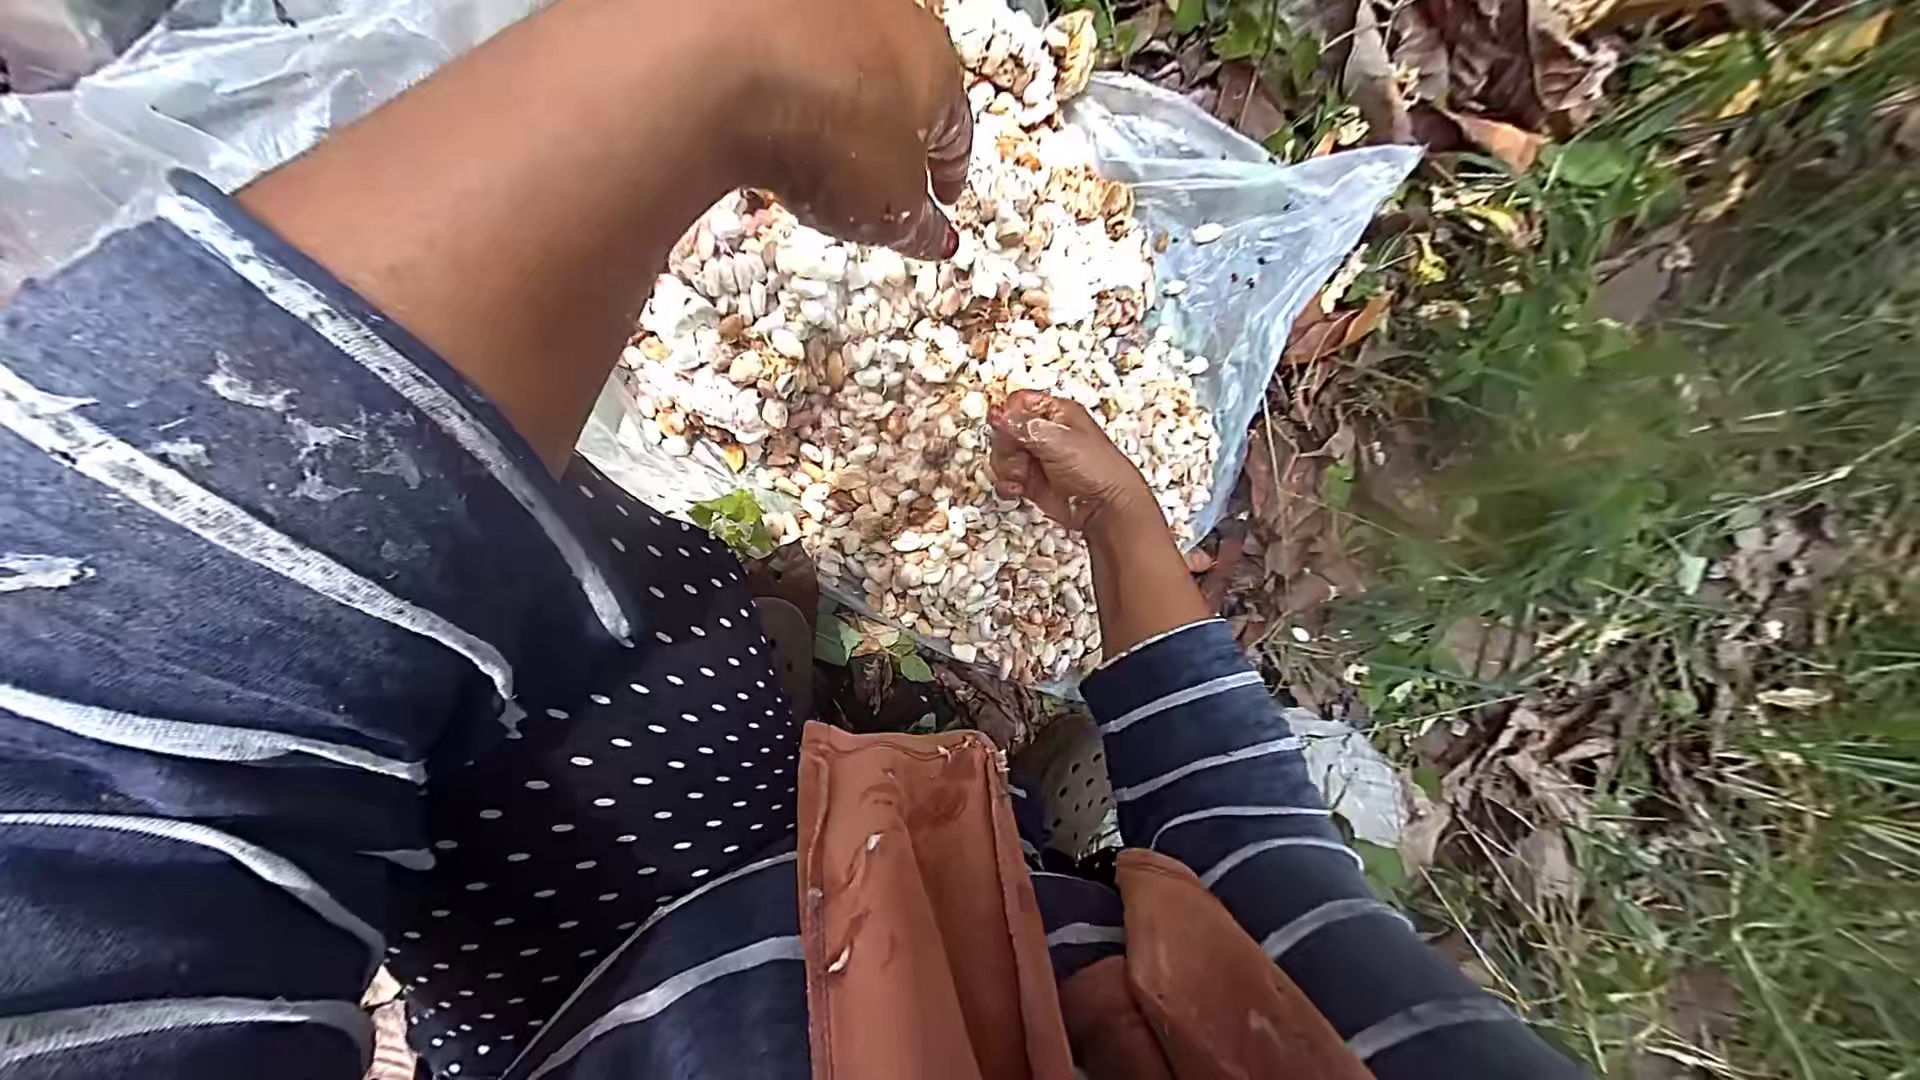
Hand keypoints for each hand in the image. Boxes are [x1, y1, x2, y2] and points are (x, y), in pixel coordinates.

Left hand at [731, 0, 970, 258]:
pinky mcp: (761, 6)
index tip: (943, 195)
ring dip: (843, 113)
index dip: (950, 171)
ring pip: (845, 69)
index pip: (956, 129)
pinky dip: (791, 93)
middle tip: (885, 183)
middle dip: (896, 139)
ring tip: (823, 161)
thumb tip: (935, 239)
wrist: (718, 69)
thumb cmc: (827, 135)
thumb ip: (920, 228)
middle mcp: (886, 16)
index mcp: (935, 66)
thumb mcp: (891, 212)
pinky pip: (789, 57)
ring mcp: (821, 4)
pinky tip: (778, 127)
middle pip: (902, 90)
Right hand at [988, 390, 1159, 533]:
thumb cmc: (1097, 470)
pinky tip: (1019, 489)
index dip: (1008, 417)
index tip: (1008, 430)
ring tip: (1023, 476)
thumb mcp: (1057, 441)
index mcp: (1055, 413)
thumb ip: (1023, 426)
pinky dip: (1007, 484)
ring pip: (1002, 455)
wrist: (1105, 508)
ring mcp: (1037, 458)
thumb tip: (997, 415)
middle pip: (1004, 431)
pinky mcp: (1031, 481)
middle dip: (1006, 447)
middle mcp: (1044, 433)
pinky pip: (1005, 477)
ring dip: (1007, 468)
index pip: (1017, 403)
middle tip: (1021, 457)